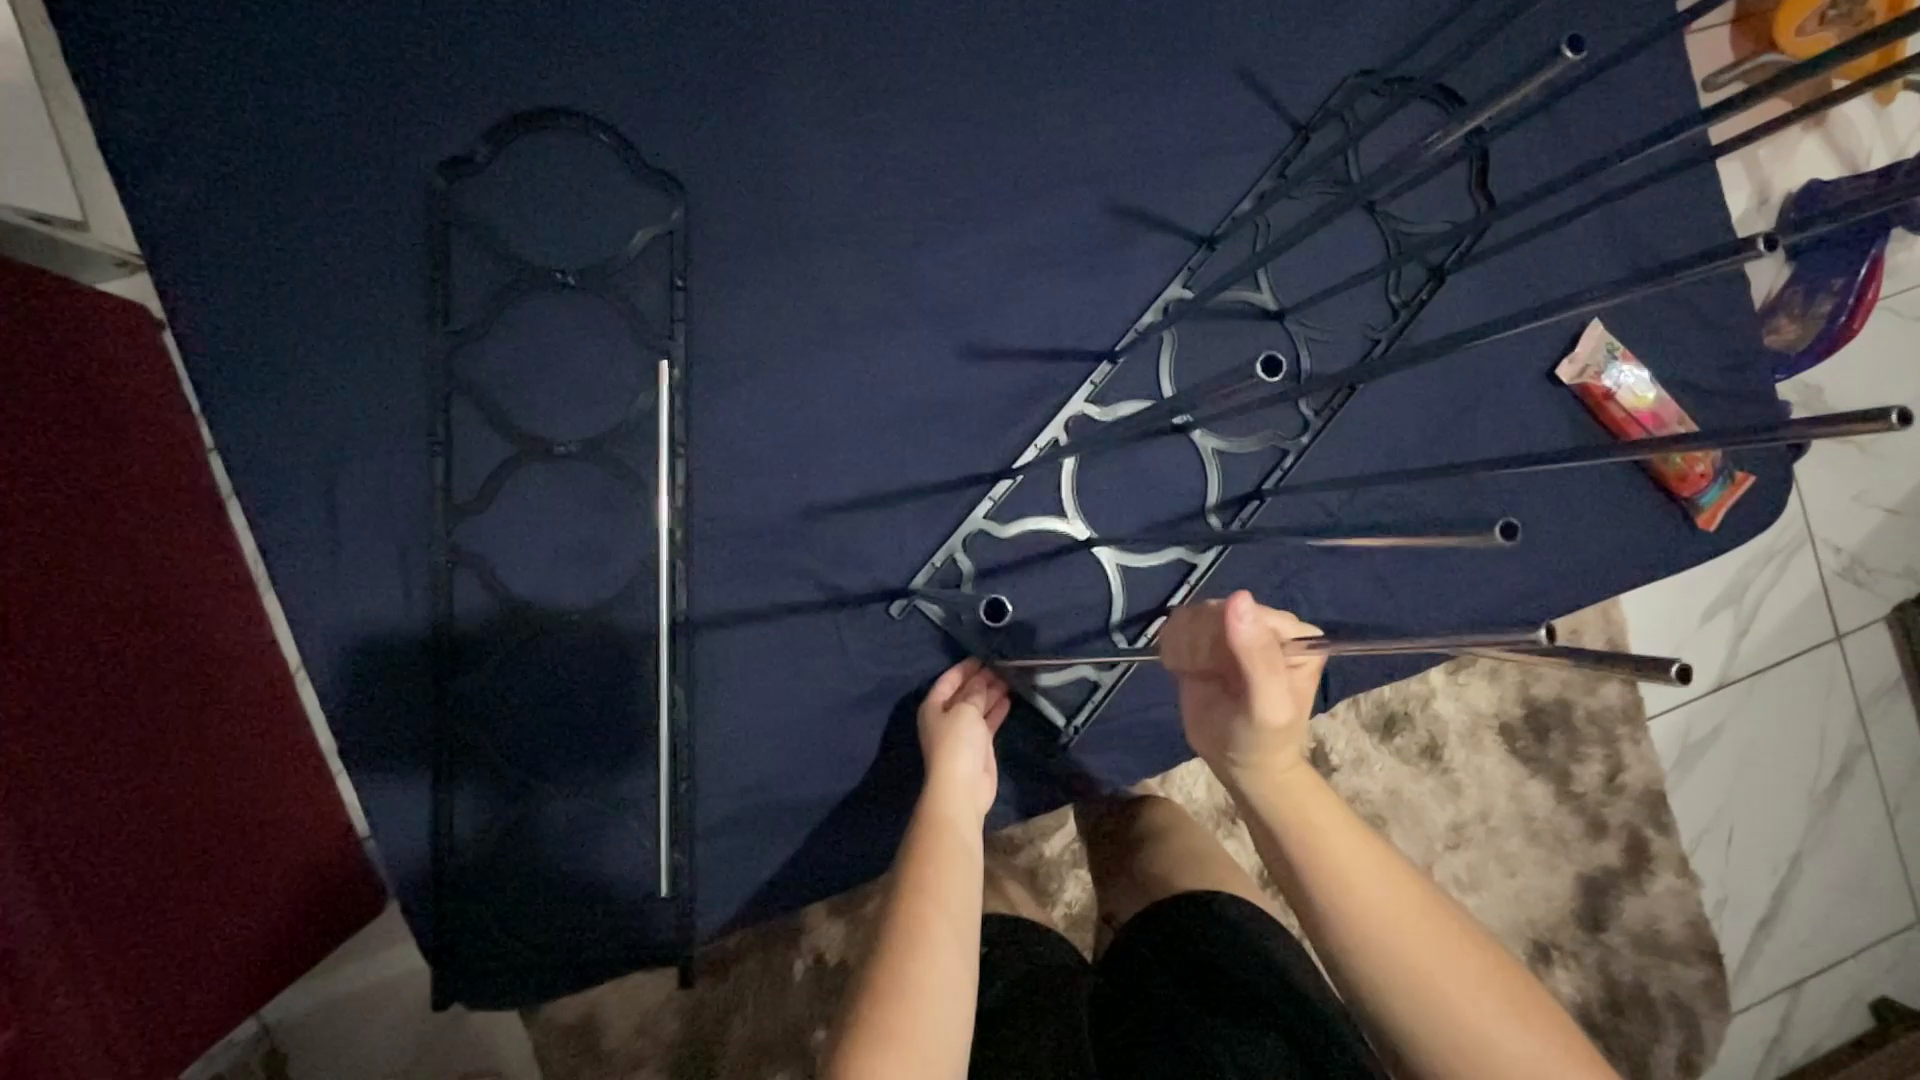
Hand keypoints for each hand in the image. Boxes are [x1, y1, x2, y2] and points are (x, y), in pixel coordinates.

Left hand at [917, 658, 1010, 821]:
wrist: (962, 786)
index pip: (948, 680)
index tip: (983, 655)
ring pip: (978, 706)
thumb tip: (982, 679)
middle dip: (981, 679)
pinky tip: (1009, 697)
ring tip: (1010, 677)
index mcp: (934, 706)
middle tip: (1002, 665)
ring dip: (991, 693)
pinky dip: (997, 709)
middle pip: (965, 692)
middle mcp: (946, 716)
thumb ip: (975, 692)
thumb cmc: (957, 742)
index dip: (965, 667)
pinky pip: (988, 721)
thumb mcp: (965, 709)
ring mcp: (963, 731)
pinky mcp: (979, 744)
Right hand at [1159, 590, 1324, 782]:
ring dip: (1185, 648)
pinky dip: (1174, 650)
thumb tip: (1238, 596)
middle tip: (1208, 676)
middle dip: (1202, 645)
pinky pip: (1177, 625)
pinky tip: (1186, 672)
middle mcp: (1264, 625)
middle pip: (1213, 609)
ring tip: (1197, 675)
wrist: (1239, 764)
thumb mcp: (1267, 704)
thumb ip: (1256, 655)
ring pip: (1191, 615)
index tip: (1222, 672)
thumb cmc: (1262, 738)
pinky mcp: (1205, 640)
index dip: (1225, 638)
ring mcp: (1232, 631)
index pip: (1244, 610)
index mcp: (1294, 633)